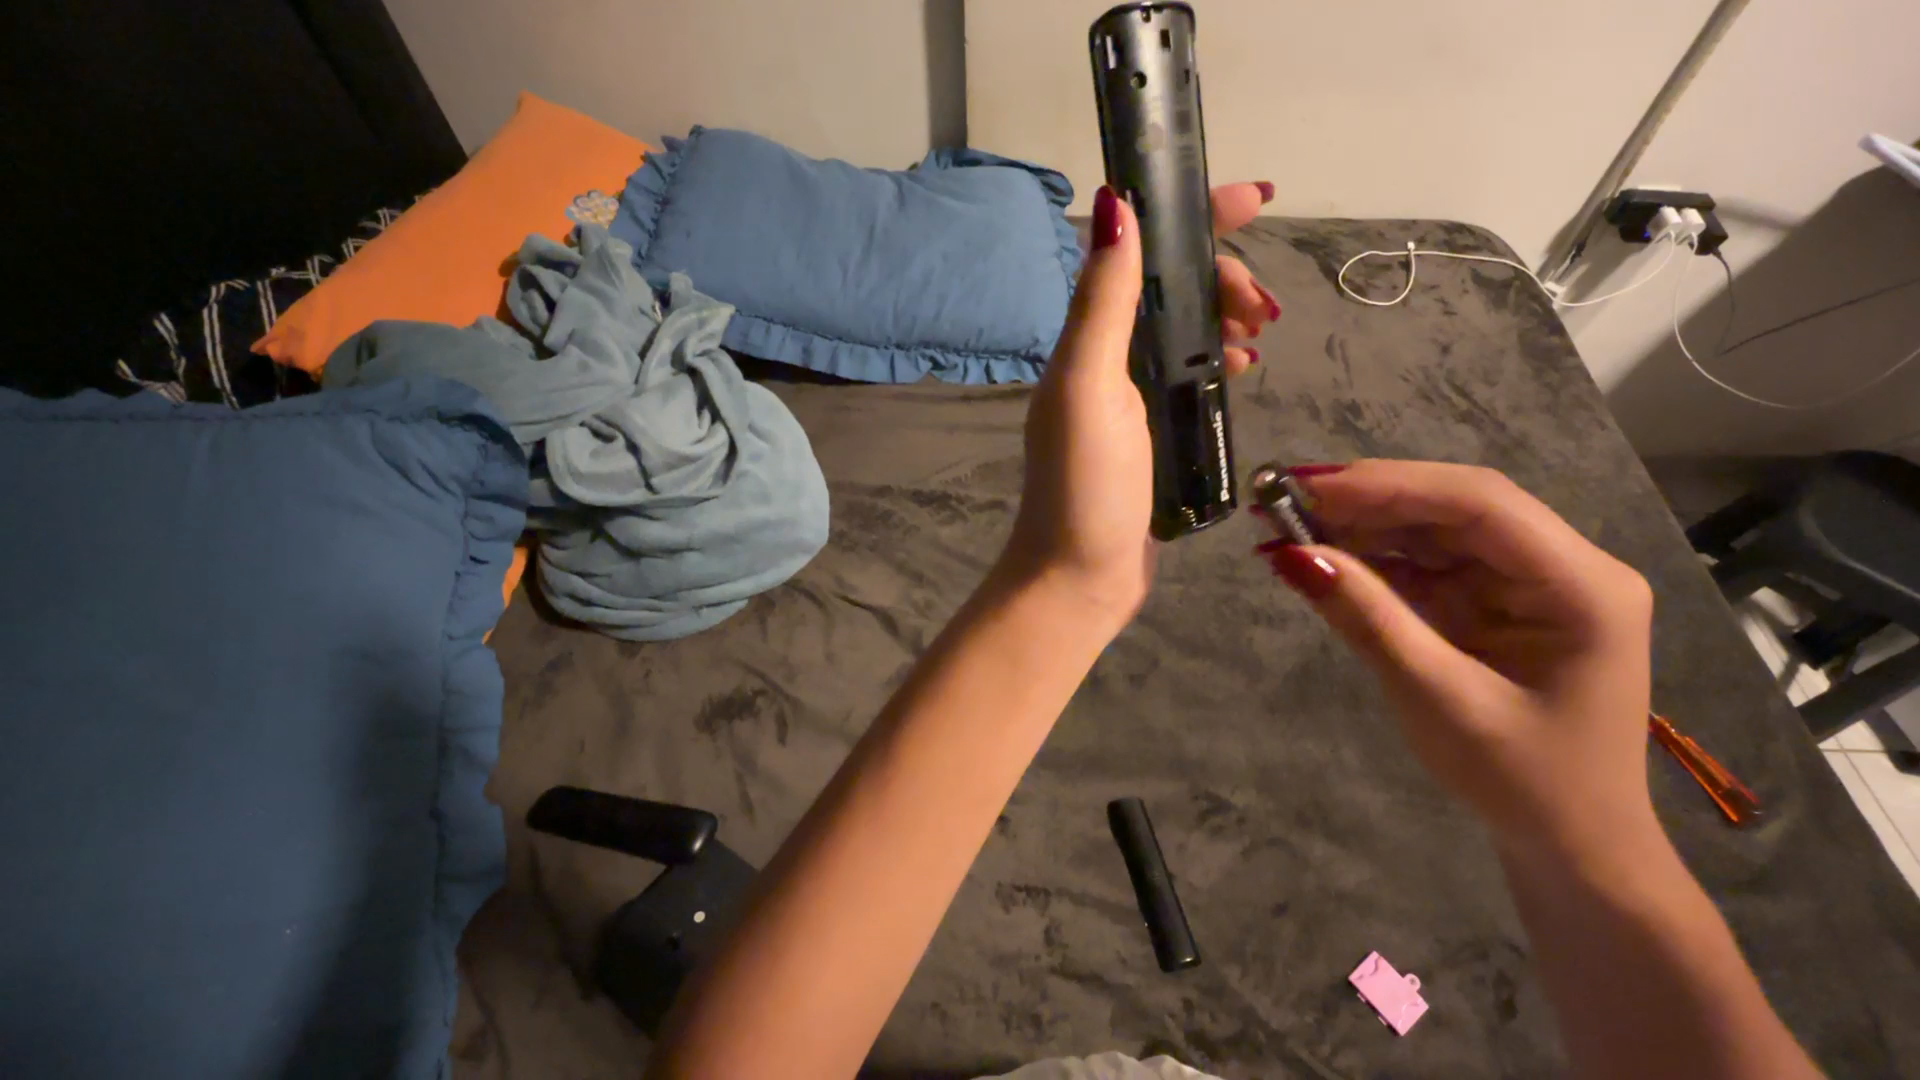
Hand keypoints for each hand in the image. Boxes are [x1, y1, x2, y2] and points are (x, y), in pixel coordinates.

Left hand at [1000, 182, 1281, 621]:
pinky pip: (1195, 374)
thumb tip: (1116, 202)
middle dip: (1223, 277)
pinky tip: (1245, 369)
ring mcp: (1131, 395)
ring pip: (1188, 329)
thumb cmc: (1083, 484)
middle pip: (1173, 288)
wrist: (1079, 576)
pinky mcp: (1154, 431)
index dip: (1195, 217)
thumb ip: (1103, 301)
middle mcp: (1106, 357)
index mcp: (1088, 338)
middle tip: (1260, 310)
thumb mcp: (1089, 385)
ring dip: (1228, 316)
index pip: (1141, 253)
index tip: (1257, 199)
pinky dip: (1222, 359)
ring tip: (1260, 337)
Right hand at [1264, 460, 1657, 864]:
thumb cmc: (1520, 780)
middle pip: (1456, 507)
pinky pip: (1427, 562)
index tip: (1306, 489)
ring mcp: (1526, 582)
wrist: (1571, 844)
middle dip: (1367, 499)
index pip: (1480, 505)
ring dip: (1363, 524)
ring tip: (1287, 524)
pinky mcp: (1493, 601)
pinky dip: (1373, 557)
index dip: (1389, 485)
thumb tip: (1289, 554)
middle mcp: (1562, 566)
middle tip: (1281, 499)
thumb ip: (1367, 618)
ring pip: (1436, 528)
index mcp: (1581, 585)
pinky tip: (1323, 553)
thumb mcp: (1436, 698)